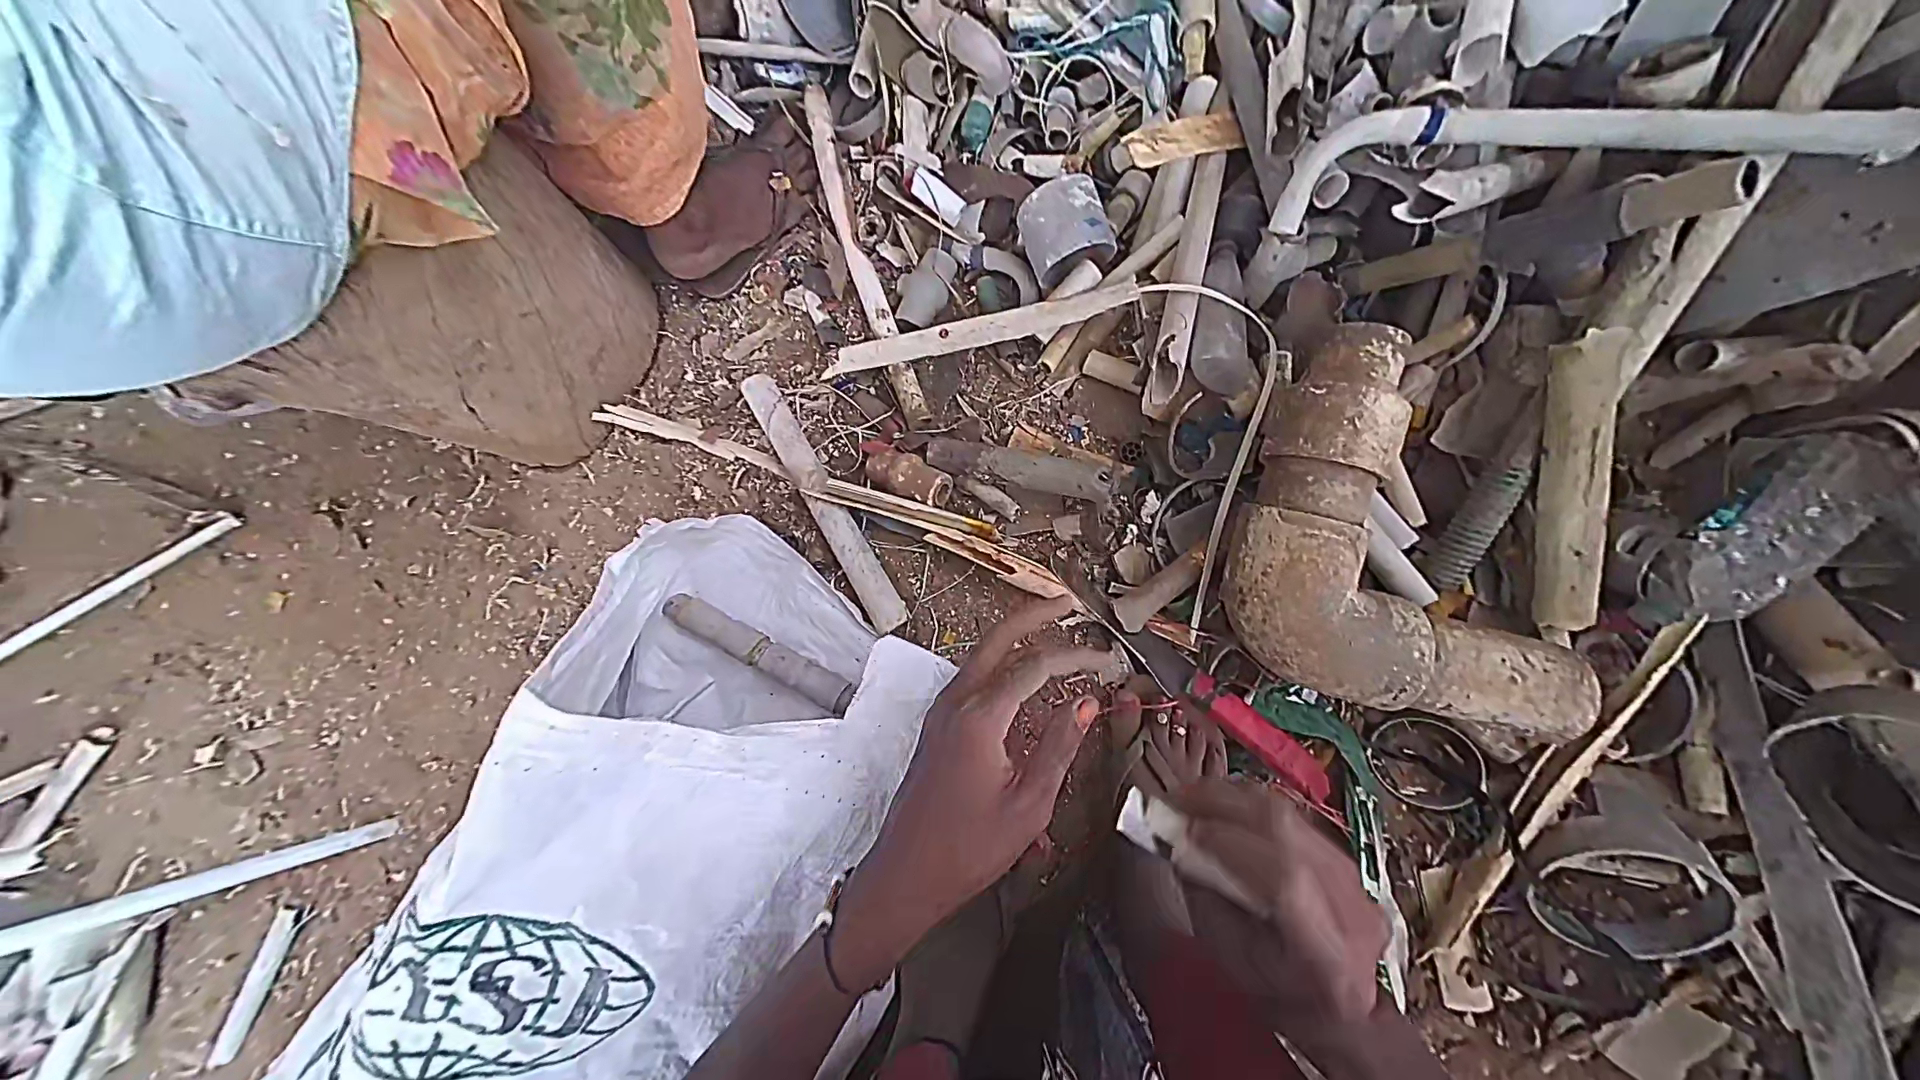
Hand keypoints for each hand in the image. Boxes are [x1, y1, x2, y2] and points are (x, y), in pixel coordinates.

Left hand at [831, 596, 1110, 988]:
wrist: (906, 872)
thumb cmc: (969, 847)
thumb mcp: (1029, 803)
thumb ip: (1060, 746)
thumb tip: (1089, 703)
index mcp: (979, 716)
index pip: (1035, 666)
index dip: (1074, 657)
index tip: (1105, 660)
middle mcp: (956, 701)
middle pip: (998, 638)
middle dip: (1034, 615)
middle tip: (1068, 603)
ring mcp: (941, 708)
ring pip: (982, 653)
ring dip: (1015, 635)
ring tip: (1050, 626)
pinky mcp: (937, 722)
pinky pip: (973, 676)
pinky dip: (1000, 661)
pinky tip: (1022, 673)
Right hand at [1173, 777, 1386, 1027]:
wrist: (1335, 1005)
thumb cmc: (1273, 990)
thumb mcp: (1228, 953)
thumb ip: (1204, 895)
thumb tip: (1178, 839)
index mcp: (1328, 954)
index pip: (1284, 879)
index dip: (1228, 844)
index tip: (1182, 828)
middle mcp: (1351, 906)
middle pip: (1283, 830)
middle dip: (1219, 805)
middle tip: (1172, 800)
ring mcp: (1351, 875)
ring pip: (1283, 812)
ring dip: (1227, 796)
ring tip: (1187, 797)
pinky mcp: (1340, 853)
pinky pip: (1287, 812)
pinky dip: (1244, 801)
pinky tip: (1215, 801)